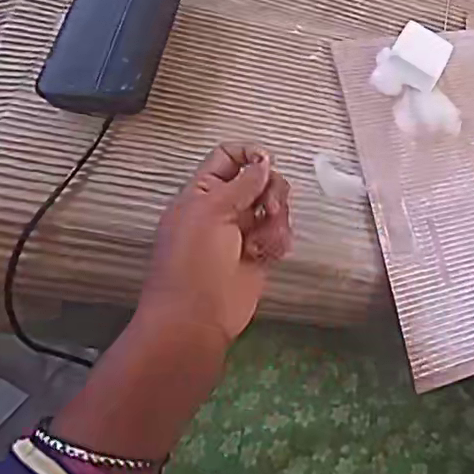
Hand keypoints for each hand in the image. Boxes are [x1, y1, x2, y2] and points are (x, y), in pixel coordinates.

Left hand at [139, 144, 292, 341]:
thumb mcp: (212, 212)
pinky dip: (279, 240)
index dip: (250, 155)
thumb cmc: (194, 262)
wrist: (196, 318)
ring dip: (277, 220)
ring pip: (274, 207)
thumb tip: (264, 162)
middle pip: (260, 180)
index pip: (229, 157)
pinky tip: (270, 254)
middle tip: (270, 209)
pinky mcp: (259, 253)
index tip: (267, 164)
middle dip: (272, 190)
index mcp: (203, 192)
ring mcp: (242, 231)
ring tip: (265, 240)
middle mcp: (224, 207)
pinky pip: (279, 234)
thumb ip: (242, 183)